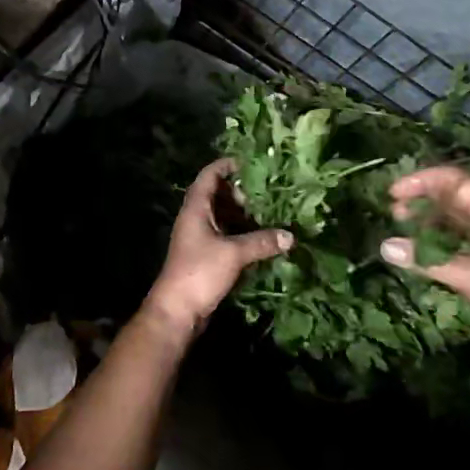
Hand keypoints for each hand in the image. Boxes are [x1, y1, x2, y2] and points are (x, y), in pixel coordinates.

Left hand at [143, 158, 293, 336]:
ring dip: (243, 214)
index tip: (248, 162)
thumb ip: (261, 242)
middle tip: (268, 192)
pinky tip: (262, 238)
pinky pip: (225, 235)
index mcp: (195, 208)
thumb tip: (291, 235)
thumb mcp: (233, 254)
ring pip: (222, 216)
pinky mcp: (206, 254)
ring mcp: (199, 236)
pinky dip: (241, 233)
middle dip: (240, 192)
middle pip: (216, 195)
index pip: (208, 176)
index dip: (225, 166)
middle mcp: (195, 217)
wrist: (178, 307)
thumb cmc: (200, 271)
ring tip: (271, 213)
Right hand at [380, 166, 469, 371]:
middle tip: (394, 214)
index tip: (394, 194)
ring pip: (454, 223)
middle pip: (452, 200)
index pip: (456, 182)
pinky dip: (436, 245)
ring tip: (402, 234)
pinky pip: (458, 245)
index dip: (422, 181)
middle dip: (421, 202)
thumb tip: (384, 246)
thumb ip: (427, 259)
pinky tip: (420, 254)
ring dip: (427, 224)